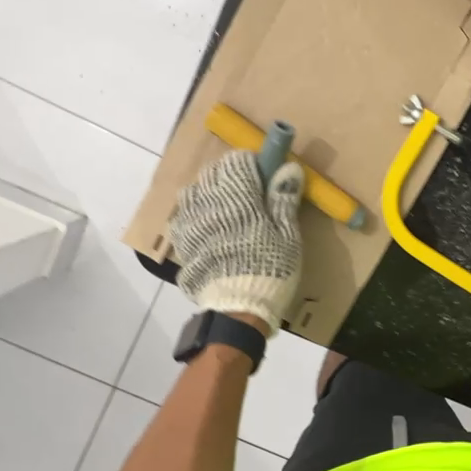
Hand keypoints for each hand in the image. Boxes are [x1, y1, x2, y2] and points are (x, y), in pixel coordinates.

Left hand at [169, 150, 304, 334]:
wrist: (237, 309)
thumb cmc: (269, 268)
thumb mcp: (287, 234)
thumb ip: (284, 198)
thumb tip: (289, 167)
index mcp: (236, 195)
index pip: (237, 161)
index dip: (252, 165)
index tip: (265, 177)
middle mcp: (207, 201)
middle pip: (214, 174)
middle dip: (231, 177)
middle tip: (250, 196)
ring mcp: (190, 221)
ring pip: (196, 192)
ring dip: (211, 195)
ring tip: (227, 213)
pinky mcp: (181, 241)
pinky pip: (186, 217)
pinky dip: (199, 216)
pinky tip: (211, 230)